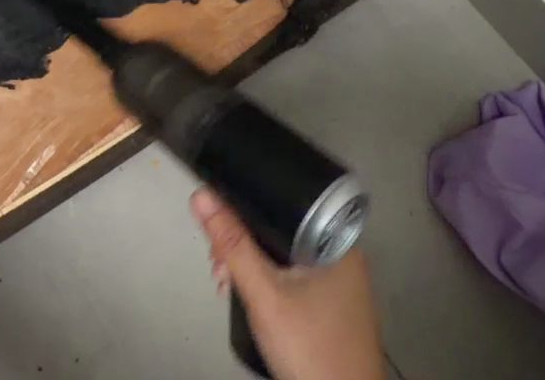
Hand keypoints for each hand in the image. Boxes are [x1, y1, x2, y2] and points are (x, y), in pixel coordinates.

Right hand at [192, 189, 386, 379]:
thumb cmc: (309, 349)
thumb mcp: (263, 295)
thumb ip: (232, 245)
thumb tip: (200, 196)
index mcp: (337, 243)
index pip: (282, 204)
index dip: (242, 212)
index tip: (217, 236)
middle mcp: (343, 256)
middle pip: (278, 231)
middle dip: (240, 246)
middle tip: (219, 271)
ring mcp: (339, 283)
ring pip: (282, 255)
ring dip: (250, 265)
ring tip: (227, 286)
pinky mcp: (332, 305)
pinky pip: (292, 275)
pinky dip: (268, 281)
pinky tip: (249, 297)